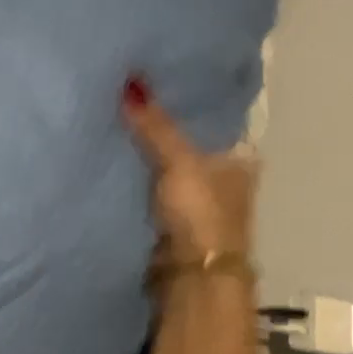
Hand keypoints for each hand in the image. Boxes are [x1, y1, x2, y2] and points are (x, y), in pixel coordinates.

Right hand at [121, 75, 257, 262]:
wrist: (192, 276)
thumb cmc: (201, 212)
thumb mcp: (178, 160)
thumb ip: (154, 124)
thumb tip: (130, 80)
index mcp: (241, 156)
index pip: (213, 116)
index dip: (187, 97)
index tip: (154, 76)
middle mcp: (224, 175)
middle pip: (188, 140)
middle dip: (160, 123)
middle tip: (123, 94)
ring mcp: (197, 200)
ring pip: (167, 164)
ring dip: (145, 151)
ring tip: (111, 120)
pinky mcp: (171, 220)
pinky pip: (149, 186)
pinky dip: (134, 175)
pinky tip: (112, 159)